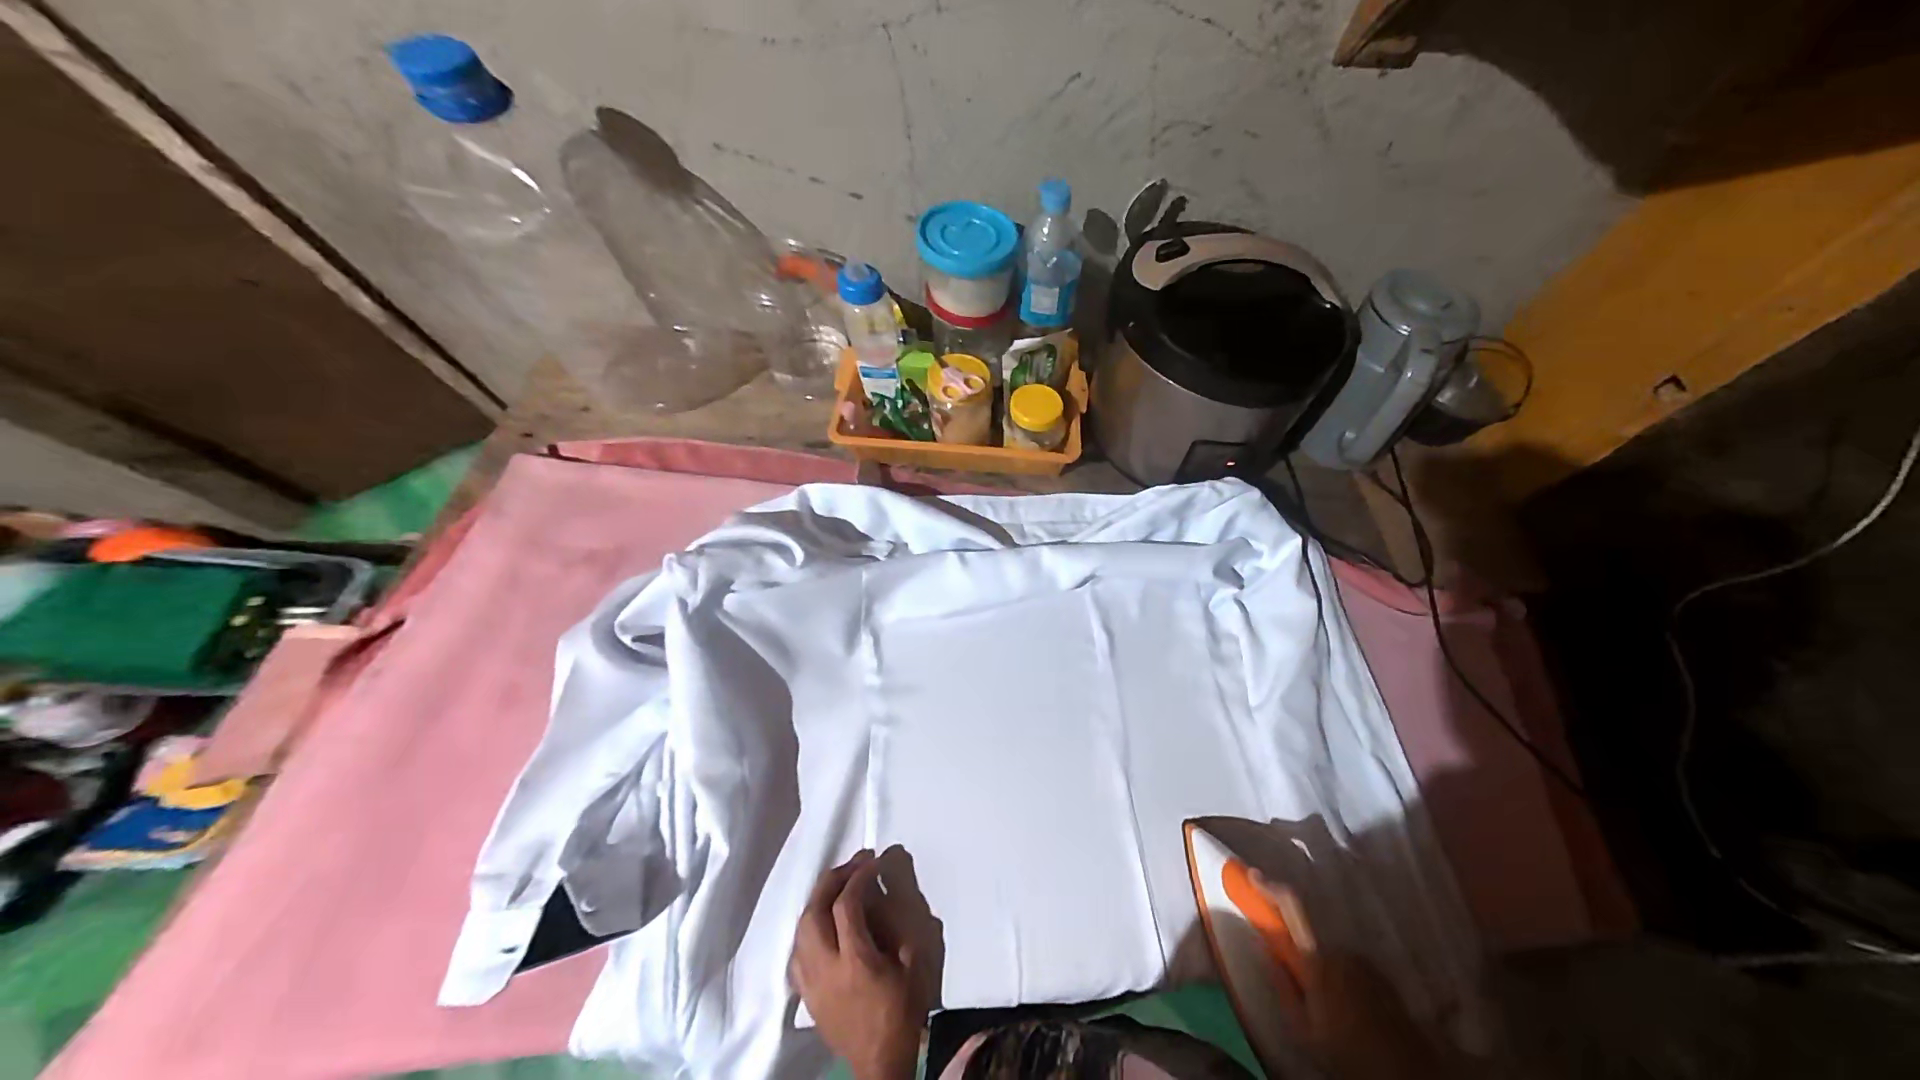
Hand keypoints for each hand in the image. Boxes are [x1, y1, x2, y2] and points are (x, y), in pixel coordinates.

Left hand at [791, 847, 943, 1079]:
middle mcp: (826, 966)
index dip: (860, 876)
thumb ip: (904, 924)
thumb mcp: (915, 966)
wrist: (880, 1062)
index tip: (874, 862)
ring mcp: (811, 980)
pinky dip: (808, 926)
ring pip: (801, 928)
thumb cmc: (902, 1013)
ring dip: (818, 899)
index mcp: (856, 960)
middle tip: (854, 864)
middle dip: (833, 879)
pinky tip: (821, 920)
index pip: (847, 905)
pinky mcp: (805, 992)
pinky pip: (797, 950)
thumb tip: (893, 889)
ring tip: (837, 884)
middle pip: (815, 910)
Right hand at [1249, 869, 1452, 1079]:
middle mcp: (1343, 950)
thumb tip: (1261, 946)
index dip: (1270, 887)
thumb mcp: (1303, 1029)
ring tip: (1324, 1005)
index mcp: (1319, 958)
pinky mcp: (1381, 976)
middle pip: (1309, 935)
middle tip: (1296, 982)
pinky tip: (1344, 1009)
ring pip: (1329, 953)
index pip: (1293, 907)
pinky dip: (1338, 978)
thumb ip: (1281, 984)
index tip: (1252, 875)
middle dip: (1297, 950)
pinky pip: (1348, 966)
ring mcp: (1365, 962)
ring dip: (1319, 967)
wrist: (1410, 1076)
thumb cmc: (1348, 1053)